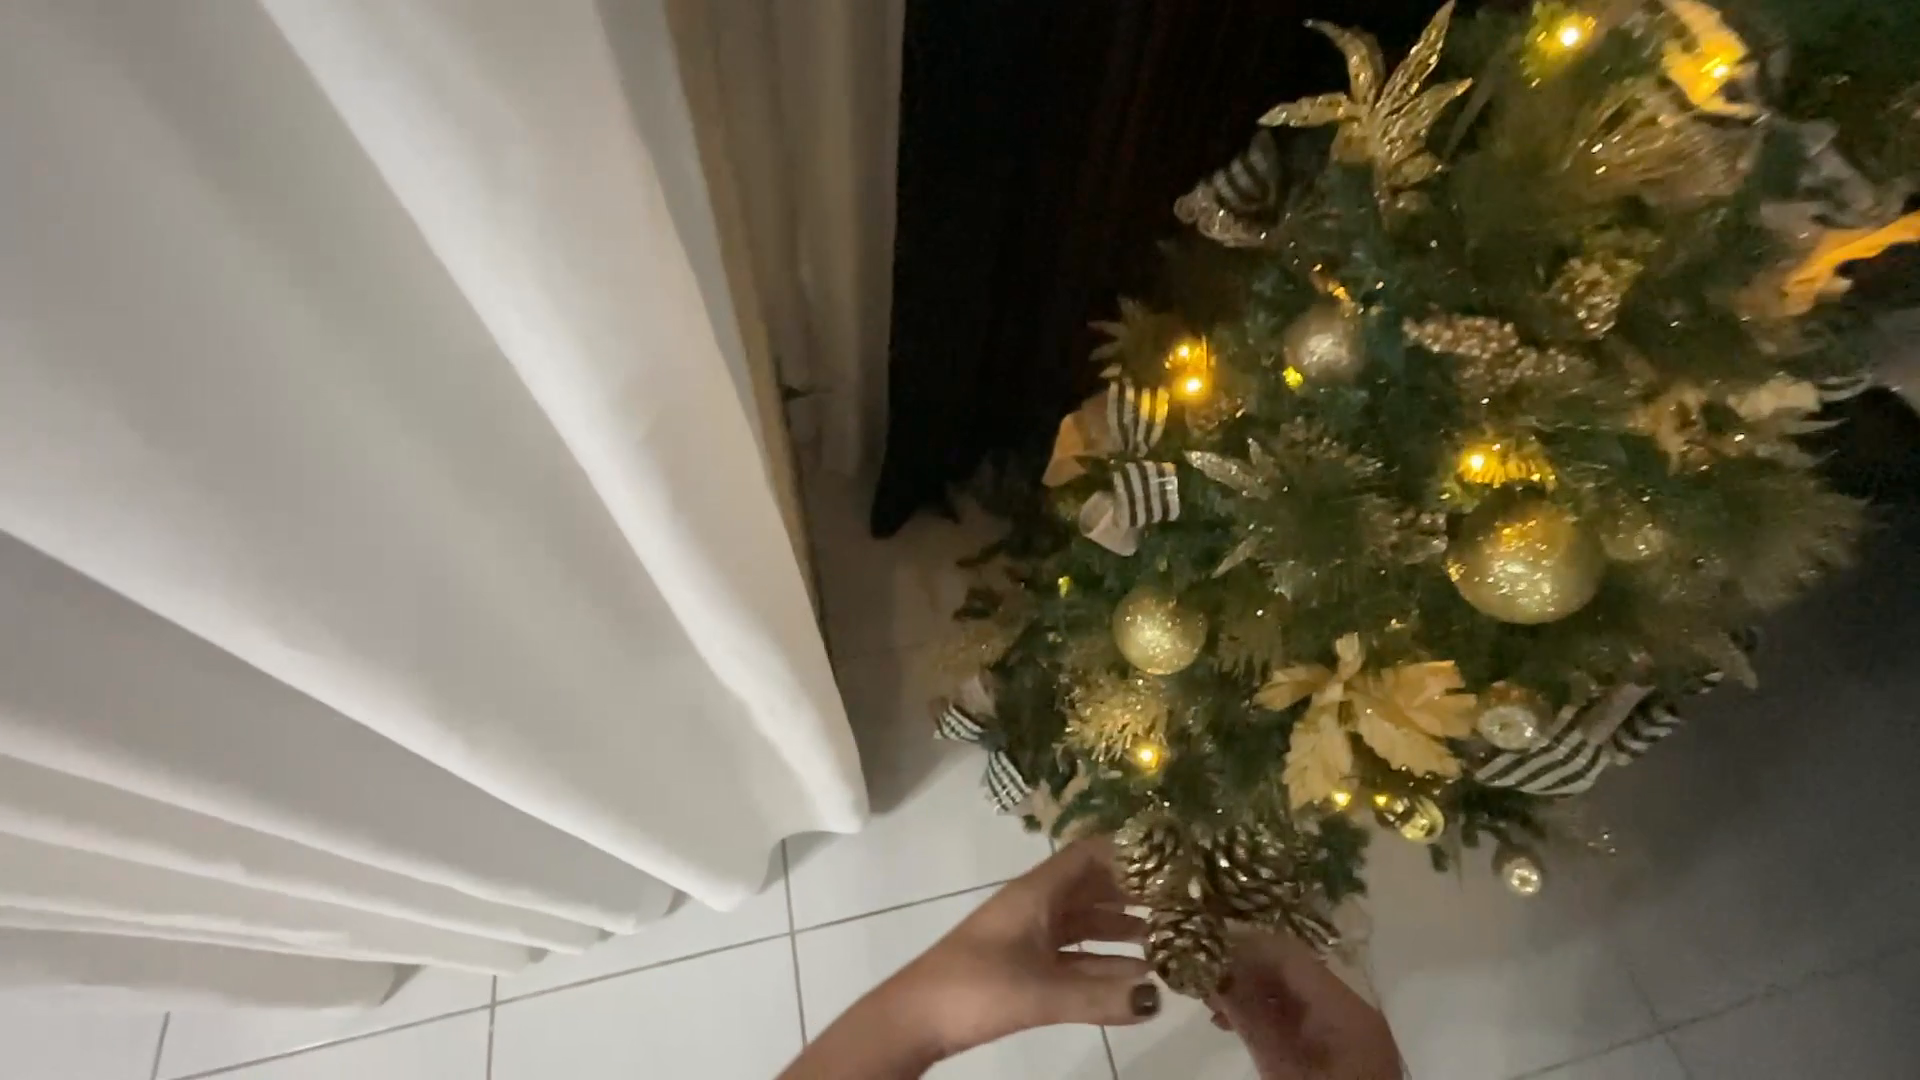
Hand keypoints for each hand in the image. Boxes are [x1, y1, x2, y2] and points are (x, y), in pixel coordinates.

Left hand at [888, 836, 1160, 1057]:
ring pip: (1086, 919)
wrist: (918, 1014)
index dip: (1128, 852)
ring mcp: (1031, 932)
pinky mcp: (1026, 961)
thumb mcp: (1040, 993)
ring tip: (1170, 936)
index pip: (1089, 854)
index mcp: (1037, 892)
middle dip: (1135, 890)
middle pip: (1092, 885)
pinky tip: (1135, 974)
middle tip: (1183, 901)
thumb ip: (1100, 996)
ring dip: (1123, 925)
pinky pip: (1075, 951)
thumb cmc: (975, 987)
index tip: (1171, 860)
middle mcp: (1037, 903)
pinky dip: (1105, 958)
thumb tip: (1160, 994)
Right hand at [1206, 930, 1401, 1079]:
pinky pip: (1301, 1019)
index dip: (1242, 948)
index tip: (1202, 954)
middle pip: (1291, 970)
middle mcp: (1353, 1010)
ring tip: (1213, 1009)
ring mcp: (1351, 1034)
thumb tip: (1211, 969)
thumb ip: (1247, 1015)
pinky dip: (1268, 1017)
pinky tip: (1238, 1027)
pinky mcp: (1342, 1055)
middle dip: (1244, 971)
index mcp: (1346, 1008)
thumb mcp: (1280, 1069)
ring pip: (1293, 994)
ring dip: (1252, 994)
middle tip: (1202, 983)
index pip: (1287, 953)